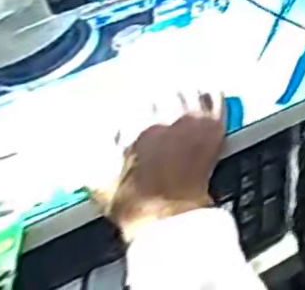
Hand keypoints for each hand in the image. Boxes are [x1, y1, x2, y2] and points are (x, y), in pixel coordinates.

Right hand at [90, 91, 225, 241]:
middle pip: (167, 91)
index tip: (135, 107)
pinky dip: (210, 93)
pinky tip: (206, 92)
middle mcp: (171, 117)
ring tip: (181, 92)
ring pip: (192, 90)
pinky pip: (216, 97)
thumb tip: (88, 149)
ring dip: (184, 91)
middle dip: (160, 95)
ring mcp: (197, 119)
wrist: (170, 213)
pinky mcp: (216, 124)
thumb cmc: (133, 203)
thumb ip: (94, 162)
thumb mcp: (101, 183)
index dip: (136, 106)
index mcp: (140, 129)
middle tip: (159, 97)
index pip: (138, 103)